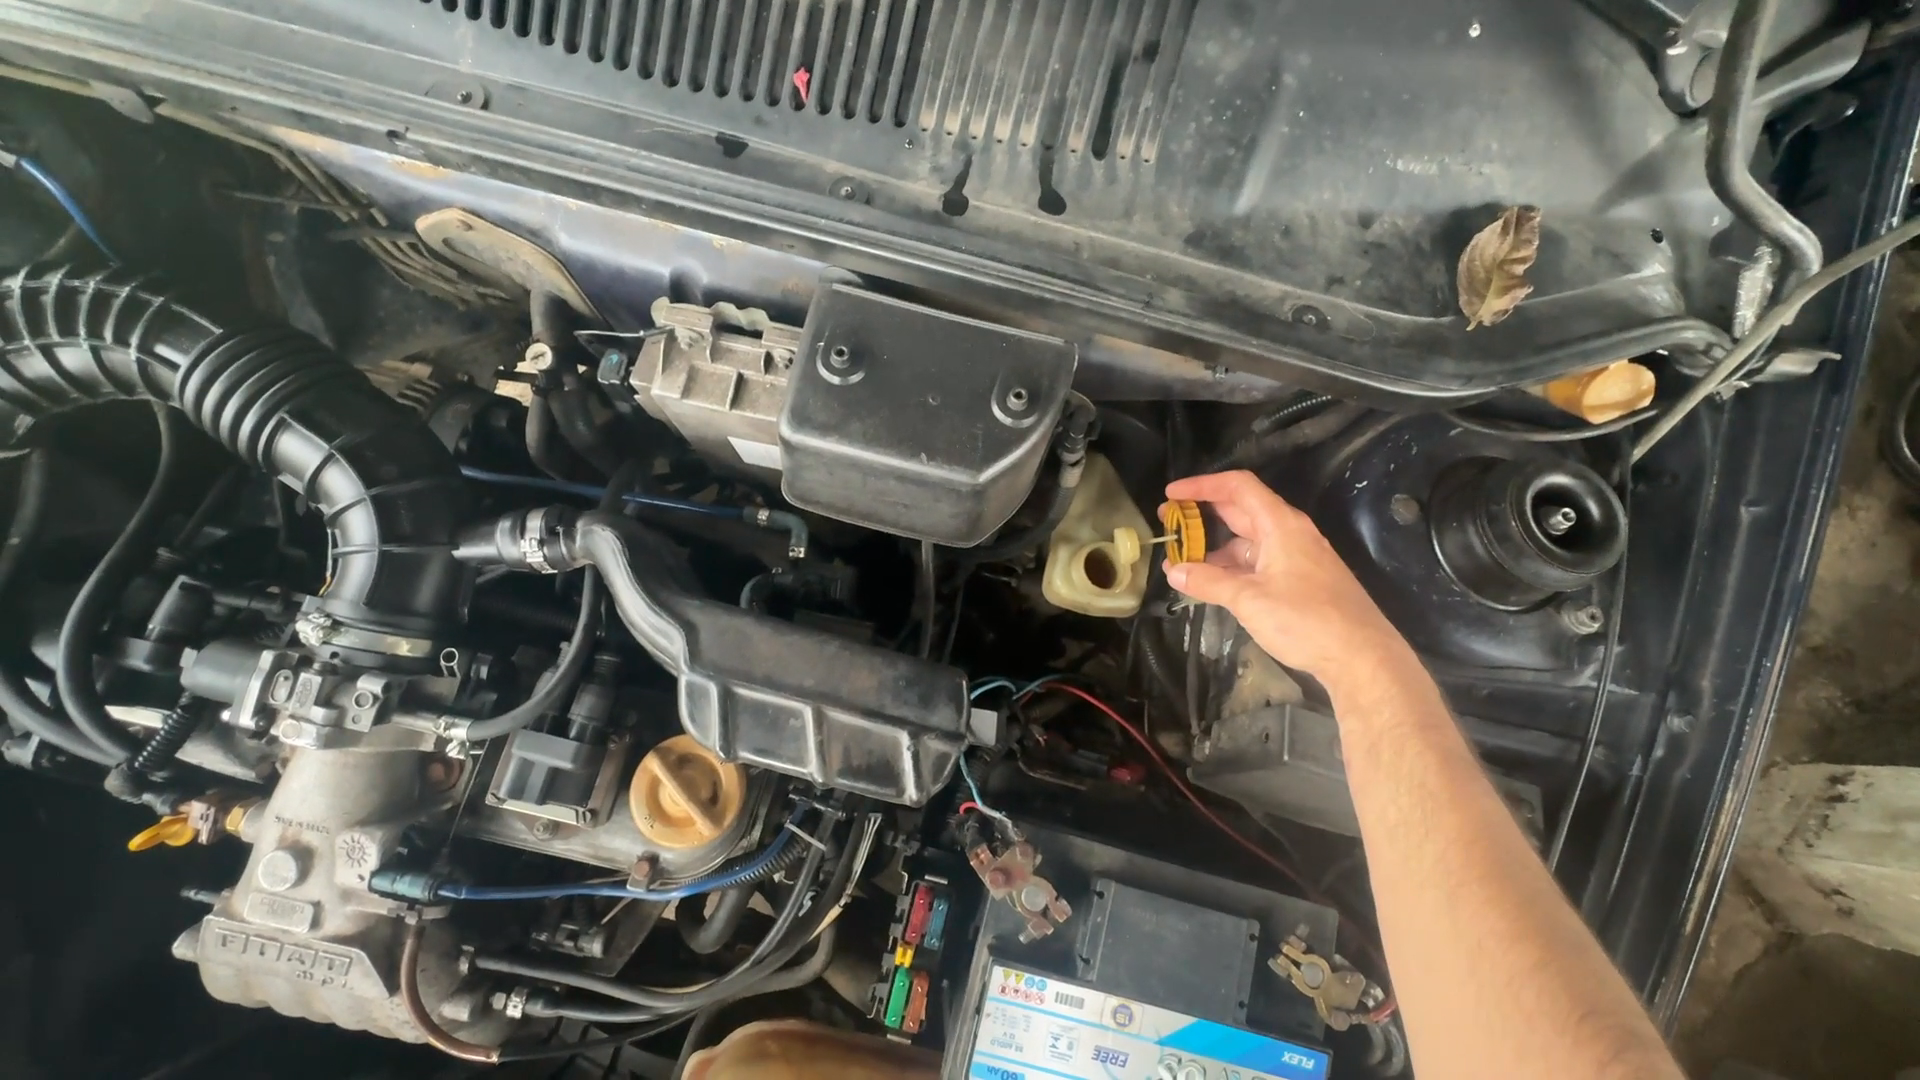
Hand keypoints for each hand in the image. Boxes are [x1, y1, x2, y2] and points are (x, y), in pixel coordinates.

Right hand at [1162, 471, 1418, 692]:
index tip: (1170, 495)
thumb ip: (1208, 582)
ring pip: (1246, 541)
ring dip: (1213, 546)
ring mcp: (1295, 557)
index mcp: (1281, 525)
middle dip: (1202, 514)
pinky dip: (1230, 567)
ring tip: (1181, 559)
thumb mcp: (1249, 600)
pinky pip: (1257, 563)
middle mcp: (1289, 533)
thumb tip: (1174, 570)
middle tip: (1168, 521)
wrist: (1361, 656)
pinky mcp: (1298, 581)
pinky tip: (1210, 583)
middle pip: (1240, 510)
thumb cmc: (1306, 619)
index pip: (1238, 487)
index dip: (1202, 485)